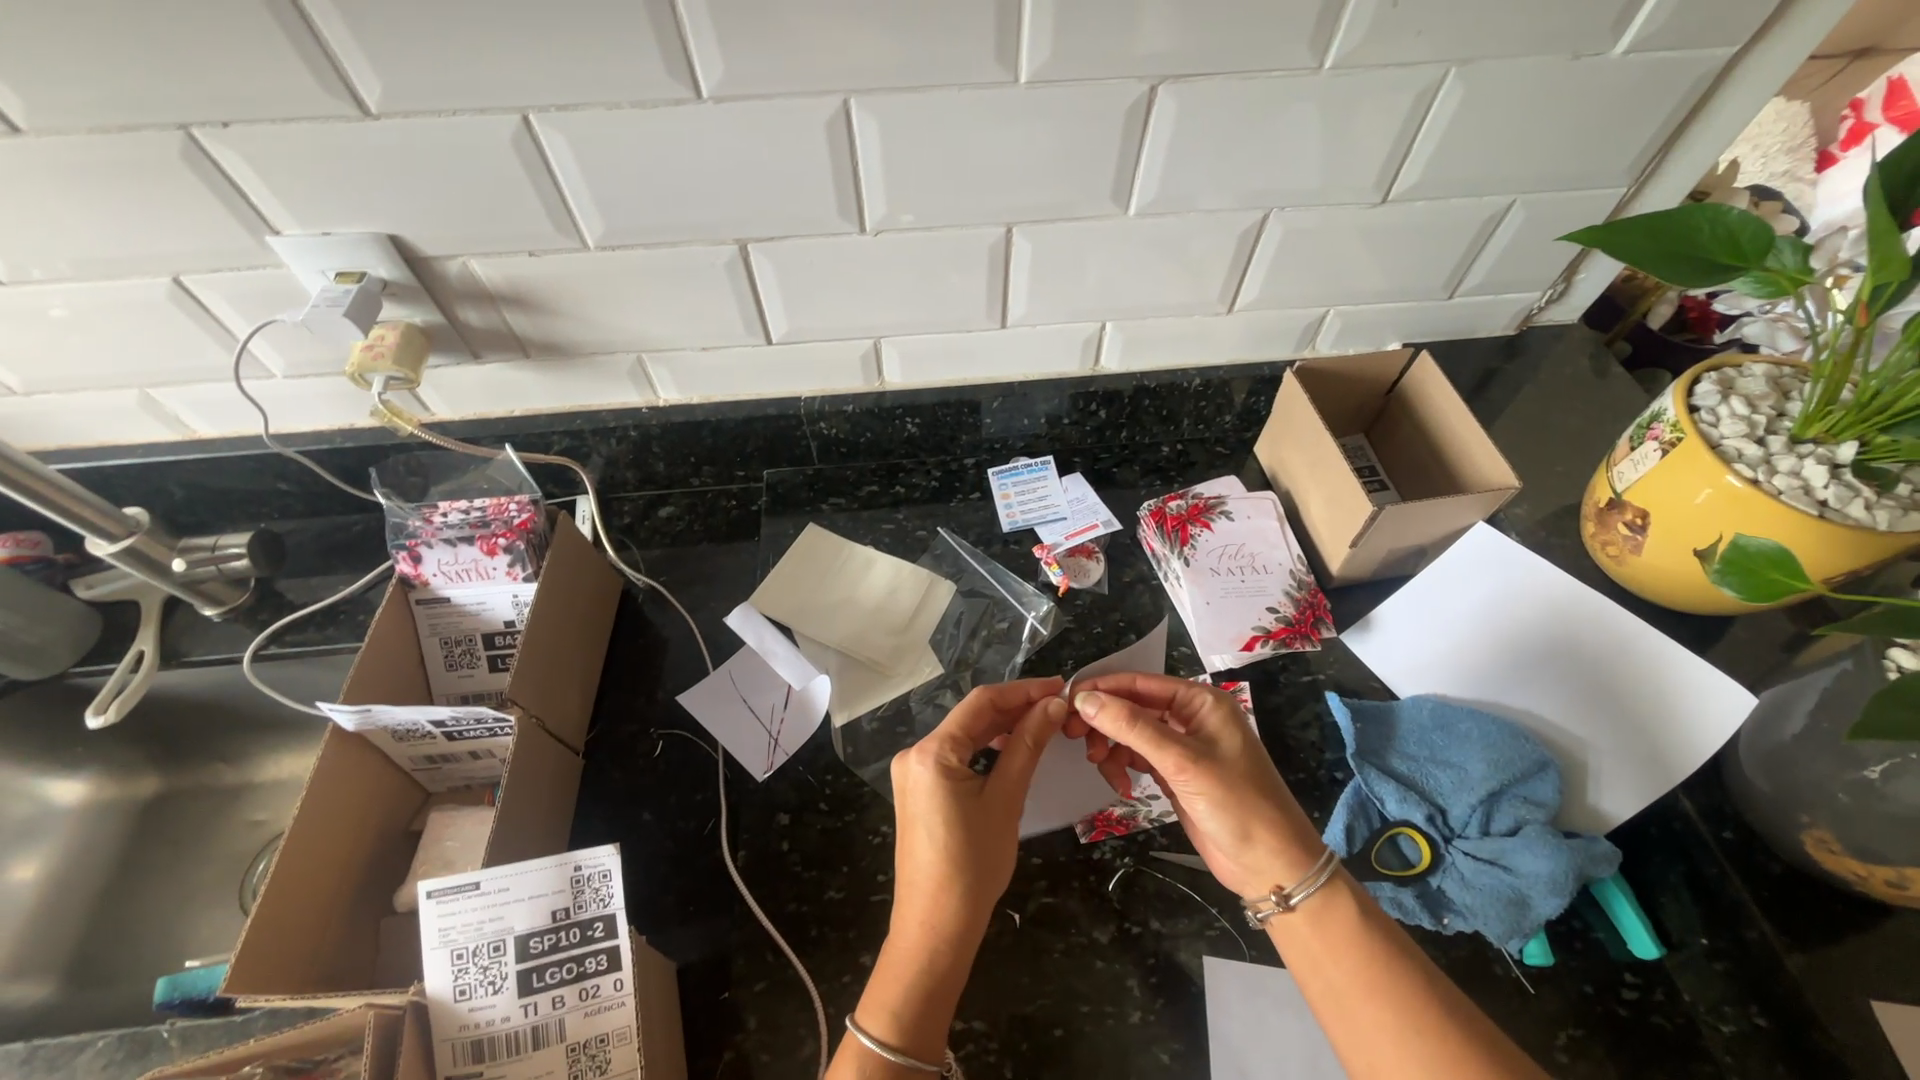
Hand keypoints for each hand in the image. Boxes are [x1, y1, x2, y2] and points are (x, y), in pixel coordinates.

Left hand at [888, 677, 1068, 946]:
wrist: (936, 925)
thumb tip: (1053, 705)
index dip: (1022, 690)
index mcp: (931, 751)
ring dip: (1000, 728)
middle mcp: (914, 754)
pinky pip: (954, 757)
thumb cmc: (973, 865)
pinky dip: (983, 750)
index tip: (1059, 686)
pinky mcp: (917, 791)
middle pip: (970, 717)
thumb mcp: (1005, 800)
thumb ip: (1027, 746)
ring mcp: (912, 774)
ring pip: (963, 736)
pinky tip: (1011, 750)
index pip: (981, 702)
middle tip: (1058, 705)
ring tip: (1042, 724)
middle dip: (1014, 708)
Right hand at [1068, 674, 1324, 897]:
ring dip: (1111, 747)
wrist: (1270, 865)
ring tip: (1102, 768)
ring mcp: (1183, 747)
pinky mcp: (1176, 775)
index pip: (1139, 683)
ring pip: (1131, 733)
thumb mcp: (1182, 762)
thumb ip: (1132, 727)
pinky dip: (1123, 766)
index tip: (1064, 704)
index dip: (1101, 690)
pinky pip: (1138, 758)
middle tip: (1074, 739)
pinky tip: (1121, 785)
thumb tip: (1084, 698)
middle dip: (1103, 721)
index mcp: (1200, 701)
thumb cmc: (1236, 804)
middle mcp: (1191, 717)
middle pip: (1132, 706)